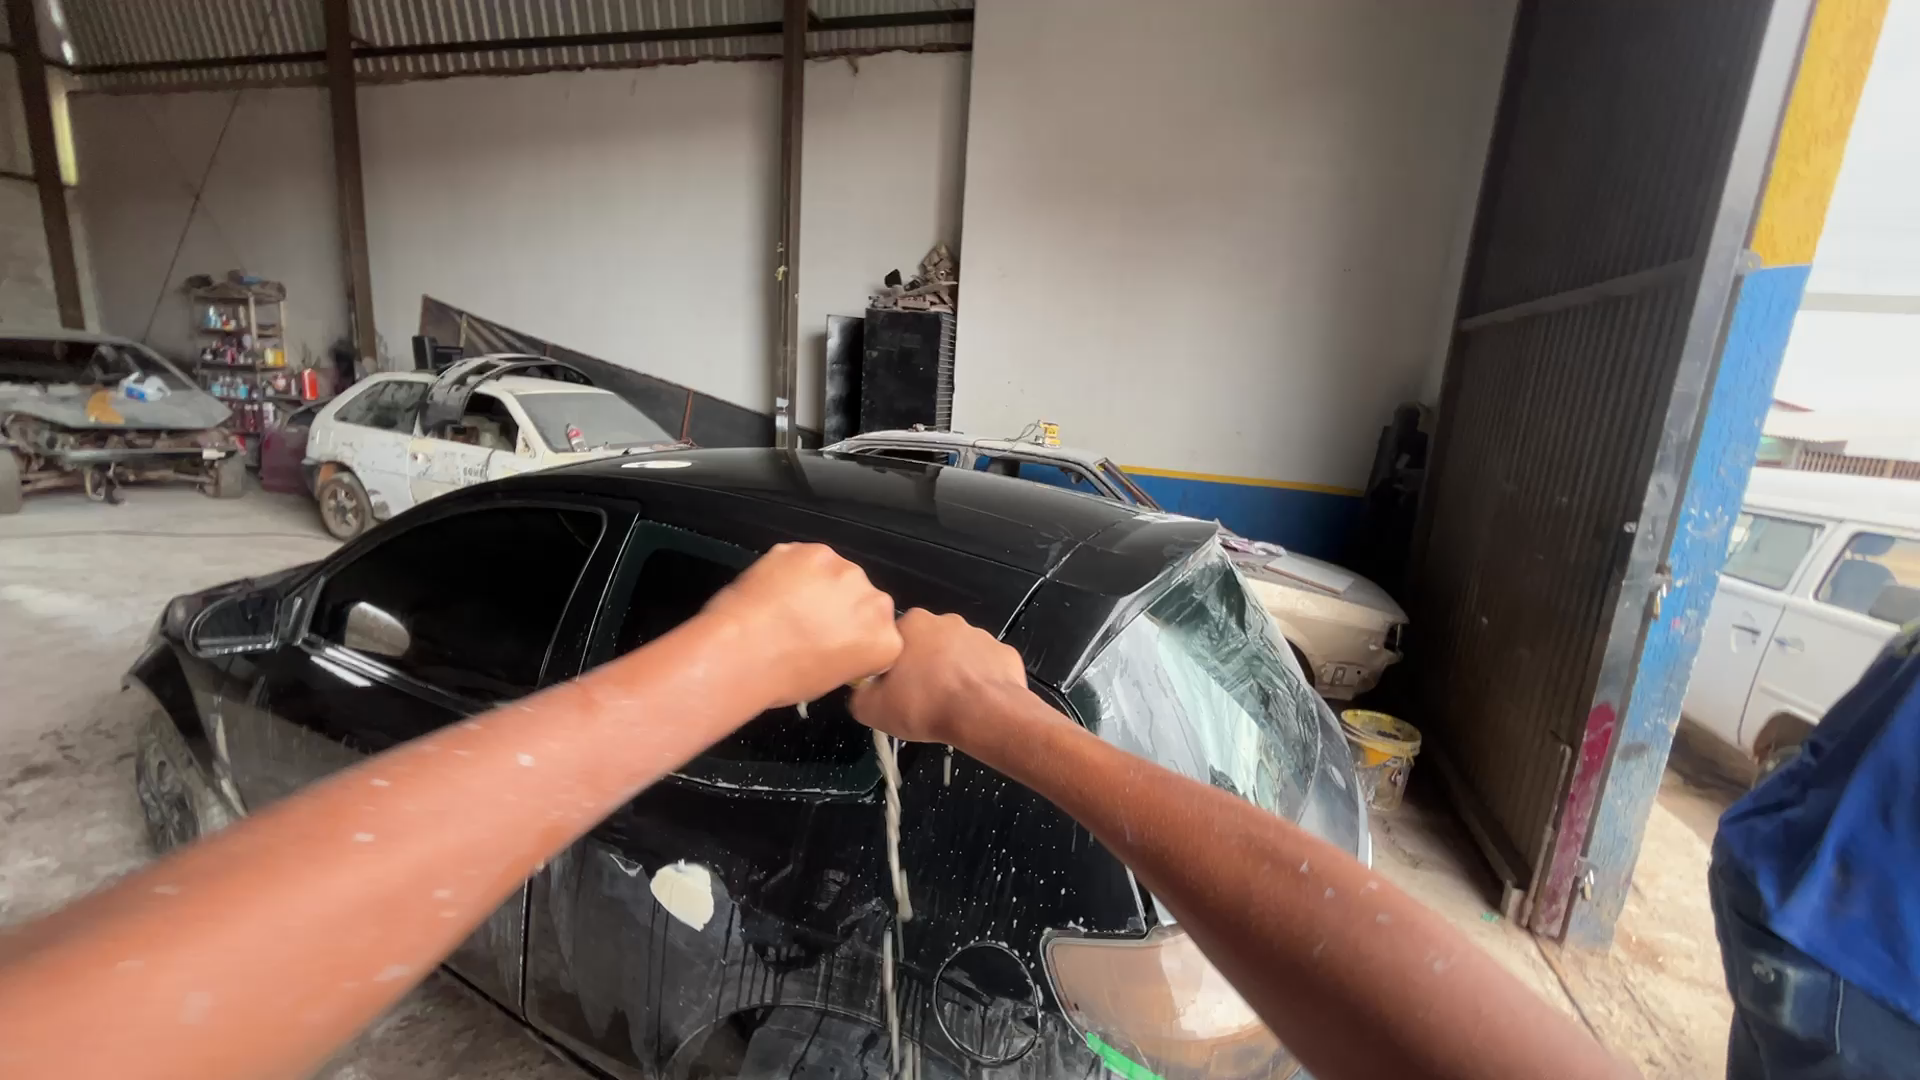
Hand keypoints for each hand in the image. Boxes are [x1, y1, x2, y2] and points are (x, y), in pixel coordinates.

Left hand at [700, 543, 901, 709]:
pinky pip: (807, 559)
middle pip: (863, 599)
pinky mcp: (812, 550)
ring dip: (820, 585)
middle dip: (843, 607)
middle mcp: (874, 600)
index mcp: (885, 639)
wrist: (741, 653)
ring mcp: (843, 569)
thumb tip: (836, 640)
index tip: (836, 644)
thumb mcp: (831, 680)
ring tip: (787, 605)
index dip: (856, 637)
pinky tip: (774, 589)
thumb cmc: (783, 679)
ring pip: (836, 574)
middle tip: (810, 624)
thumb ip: (850, 652)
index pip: (880, 633)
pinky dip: (794, 569)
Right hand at [850, 608, 1033, 745]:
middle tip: (919, 698)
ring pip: (958, 654)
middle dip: (923, 666)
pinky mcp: (1003, 652)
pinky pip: (985, 667)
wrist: (982, 715)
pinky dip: (980, 682)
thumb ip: (859, 693)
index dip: (892, 666)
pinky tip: (974, 703)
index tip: (893, 688)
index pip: (894, 640)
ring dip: (952, 673)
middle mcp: (946, 621)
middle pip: (927, 644)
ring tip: (949, 703)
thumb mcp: (871, 709)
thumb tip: (863, 692)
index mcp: (912, 624)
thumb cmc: (924, 706)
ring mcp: (979, 634)